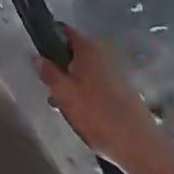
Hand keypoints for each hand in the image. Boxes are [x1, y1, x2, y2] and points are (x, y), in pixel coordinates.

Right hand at [35, 25, 164, 166]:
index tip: (38, 54)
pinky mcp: (121, 89)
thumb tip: (35, 55)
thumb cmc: (96, 114)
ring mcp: (114, 70)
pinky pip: (96, 84)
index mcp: (87, 48)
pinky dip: (86, 93)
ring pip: (84, 71)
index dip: (48, 38)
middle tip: (49, 89)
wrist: (137, 143)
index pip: (63, 31)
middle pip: (73, 52)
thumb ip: (48, 72)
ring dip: (72, 83)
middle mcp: (102, 53)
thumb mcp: (64, 93)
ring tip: (63, 107)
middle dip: (59, 68)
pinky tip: (82, 114)